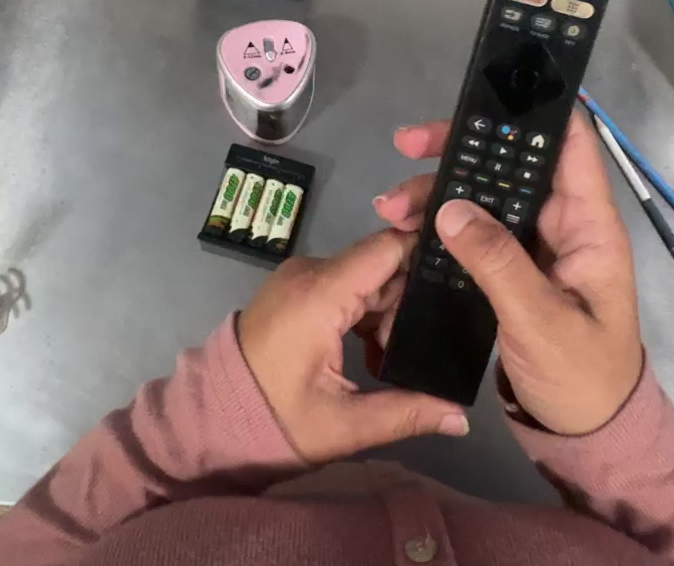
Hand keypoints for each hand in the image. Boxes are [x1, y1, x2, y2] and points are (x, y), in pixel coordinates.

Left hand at [237, 228, 471, 461]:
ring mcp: (300, 277)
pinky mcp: (295, 288)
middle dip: (407, 298)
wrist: (210, 418)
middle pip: (379, 263)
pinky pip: (344, 285)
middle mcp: (310, 272)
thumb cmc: (273, 419)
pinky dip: (364, 310)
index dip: (424, 254)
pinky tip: (376, 350)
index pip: (385, 248)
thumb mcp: (342, 425)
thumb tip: (462, 418)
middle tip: (428, 341)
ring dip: (386, 309)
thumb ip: (405, 414)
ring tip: (399, 354)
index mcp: (320, 294)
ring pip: (364, 275)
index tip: (461, 274)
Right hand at [376, 109, 643, 434]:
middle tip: (407, 143)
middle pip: (511, 162)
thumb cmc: (581, 376)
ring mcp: (533, 240)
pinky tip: (404, 227)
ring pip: (484, 193)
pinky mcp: (511, 262)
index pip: (570, 145)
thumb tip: (449, 208)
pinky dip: (439, 222)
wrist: (582, 432)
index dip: (535, 110)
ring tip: (390, 206)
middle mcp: (560, 220)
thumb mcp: (541, 322)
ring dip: (437, 191)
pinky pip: (473, 226)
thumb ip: (498, 264)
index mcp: (588, 224)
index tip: (483, 95)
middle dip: (459, 150)